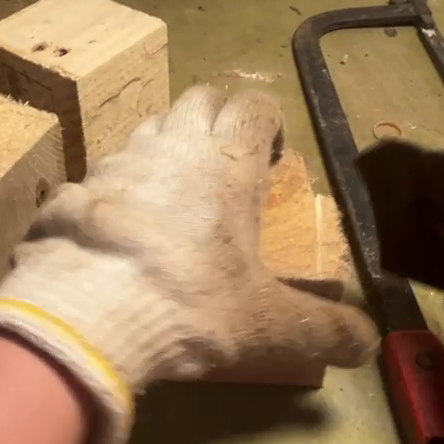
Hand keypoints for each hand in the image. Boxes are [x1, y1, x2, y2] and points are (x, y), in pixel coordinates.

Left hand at [0, 85, 377, 443]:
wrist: (85, 312)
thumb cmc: (191, 303)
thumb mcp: (268, 325)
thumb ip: (324, 330)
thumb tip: (368, 344)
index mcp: (228, 163)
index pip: (254, 106)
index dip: (267, 121)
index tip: (271, 155)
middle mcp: (174, 146)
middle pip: (200, 98)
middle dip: (217, 118)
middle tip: (226, 164)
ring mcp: (119, 160)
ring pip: (150, 126)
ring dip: (168, 145)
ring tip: (174, 192)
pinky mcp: (76, 186)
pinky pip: (104, 171)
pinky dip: (120, 187)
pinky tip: (120, 229)